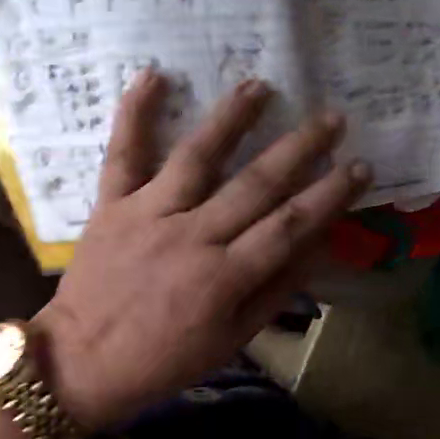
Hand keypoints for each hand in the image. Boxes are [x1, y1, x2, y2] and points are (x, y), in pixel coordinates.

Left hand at [33, 72, 370, 429]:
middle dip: (300, 148)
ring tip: (260, 85)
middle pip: (256, 183)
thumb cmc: (163, 360)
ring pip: (198, 156)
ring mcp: (149, 214)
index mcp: (225, 277)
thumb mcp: (231, 341)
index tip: (359, 165)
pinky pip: (124, 153)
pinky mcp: (112, 204)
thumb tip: (317, 246)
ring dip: (233, 117)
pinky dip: (136, 113)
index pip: (290, 225)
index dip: (330, 194)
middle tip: (331, 117)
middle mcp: (192, 236)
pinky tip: (154, 74)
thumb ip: (274, 291)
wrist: (80, 364)